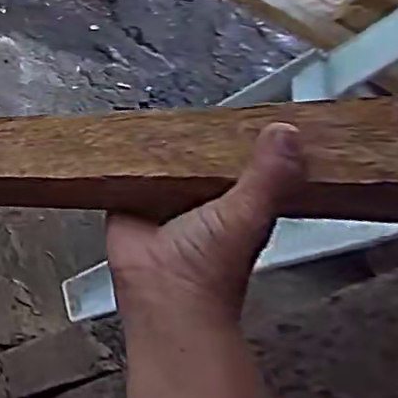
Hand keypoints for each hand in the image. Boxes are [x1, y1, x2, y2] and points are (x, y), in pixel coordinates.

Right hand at [106, 123, 305, 320]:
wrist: (162, 292)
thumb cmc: (211, 268)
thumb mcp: (247, 214)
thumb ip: (268, 176)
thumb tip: (288, 132)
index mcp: (231, 197)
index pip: (233, 156)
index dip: (233, 134)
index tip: (234, 108)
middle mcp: (194, 194)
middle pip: (189, 154)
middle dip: (184, 135)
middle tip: (179, 105)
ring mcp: (158, 195)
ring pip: (154, 157)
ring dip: (148, 142)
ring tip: (143, 111)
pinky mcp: (124, 195)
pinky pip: (119, 167)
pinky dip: (115, 154)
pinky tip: (110, 135)